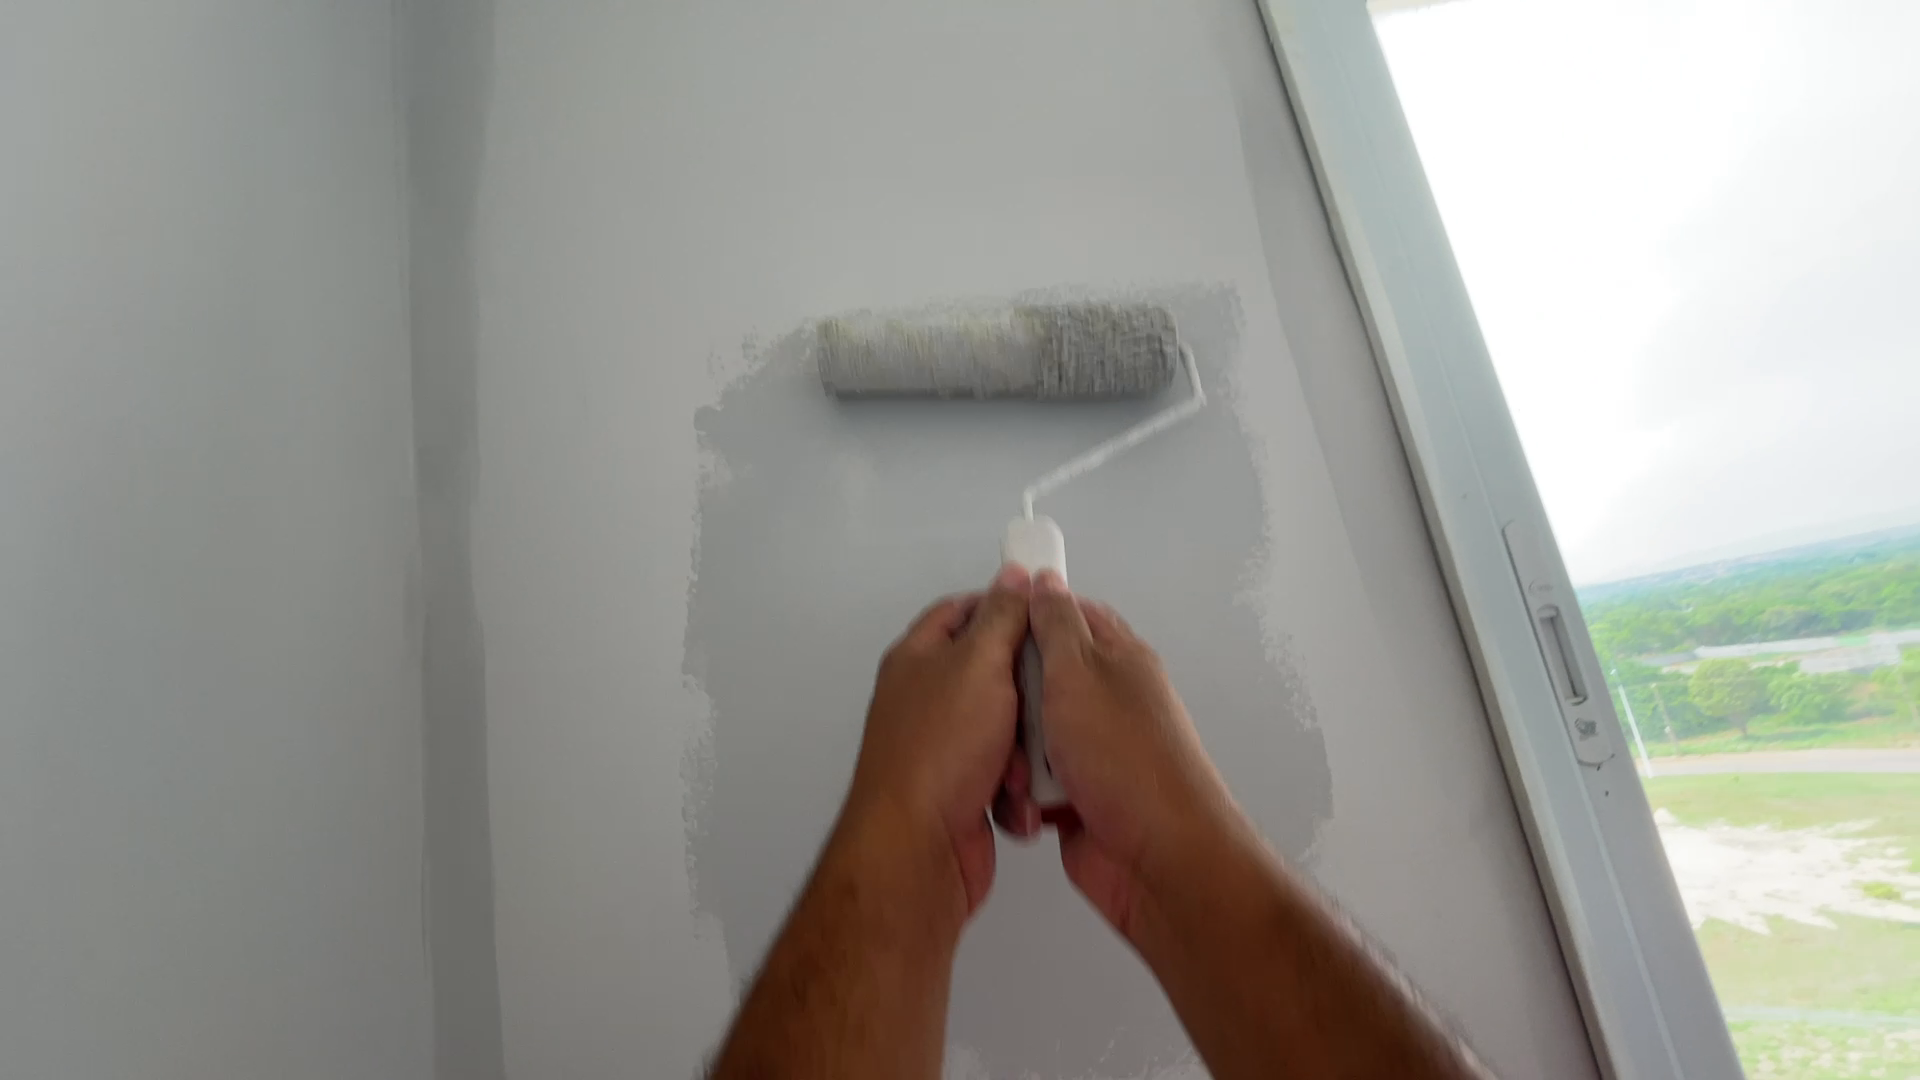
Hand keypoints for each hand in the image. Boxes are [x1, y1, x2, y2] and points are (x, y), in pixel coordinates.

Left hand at [843, 565, 1032, 918]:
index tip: (1045, 619)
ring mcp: (942, 746)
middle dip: (1026, 690)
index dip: (1003, 607)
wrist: (919, 848)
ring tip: (1026, 765)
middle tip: (1053, 698)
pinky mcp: (961, 789)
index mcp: (918, 657)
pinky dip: (1013, 785)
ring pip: (1004, 725)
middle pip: (990, 671)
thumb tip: (1014, 573)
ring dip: (1024, 746)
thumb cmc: (946, 743)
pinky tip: (1017, 801)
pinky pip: (1000, 771)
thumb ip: (1002, 616)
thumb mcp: (979, 664)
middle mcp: (925, 697)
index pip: (961, 611)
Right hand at [1018, 571, 1237, 941]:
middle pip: (1041, 675)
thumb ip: (1055, 624)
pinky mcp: (1077, 795)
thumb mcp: (1078, 672)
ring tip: (1011, 768)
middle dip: (1010, 692)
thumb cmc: (1119, 752)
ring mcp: (1092, 750)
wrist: (1157, 858)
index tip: (988, 623)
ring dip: (1015, 750)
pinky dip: (1024, 791)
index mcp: (1116, 658)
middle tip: (987, 702)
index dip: (1029, 612)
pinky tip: (1019, 801)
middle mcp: (1105, 699)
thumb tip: (1044, 578)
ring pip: (1031, 730)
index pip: (1070, 615)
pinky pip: (1035, 779)